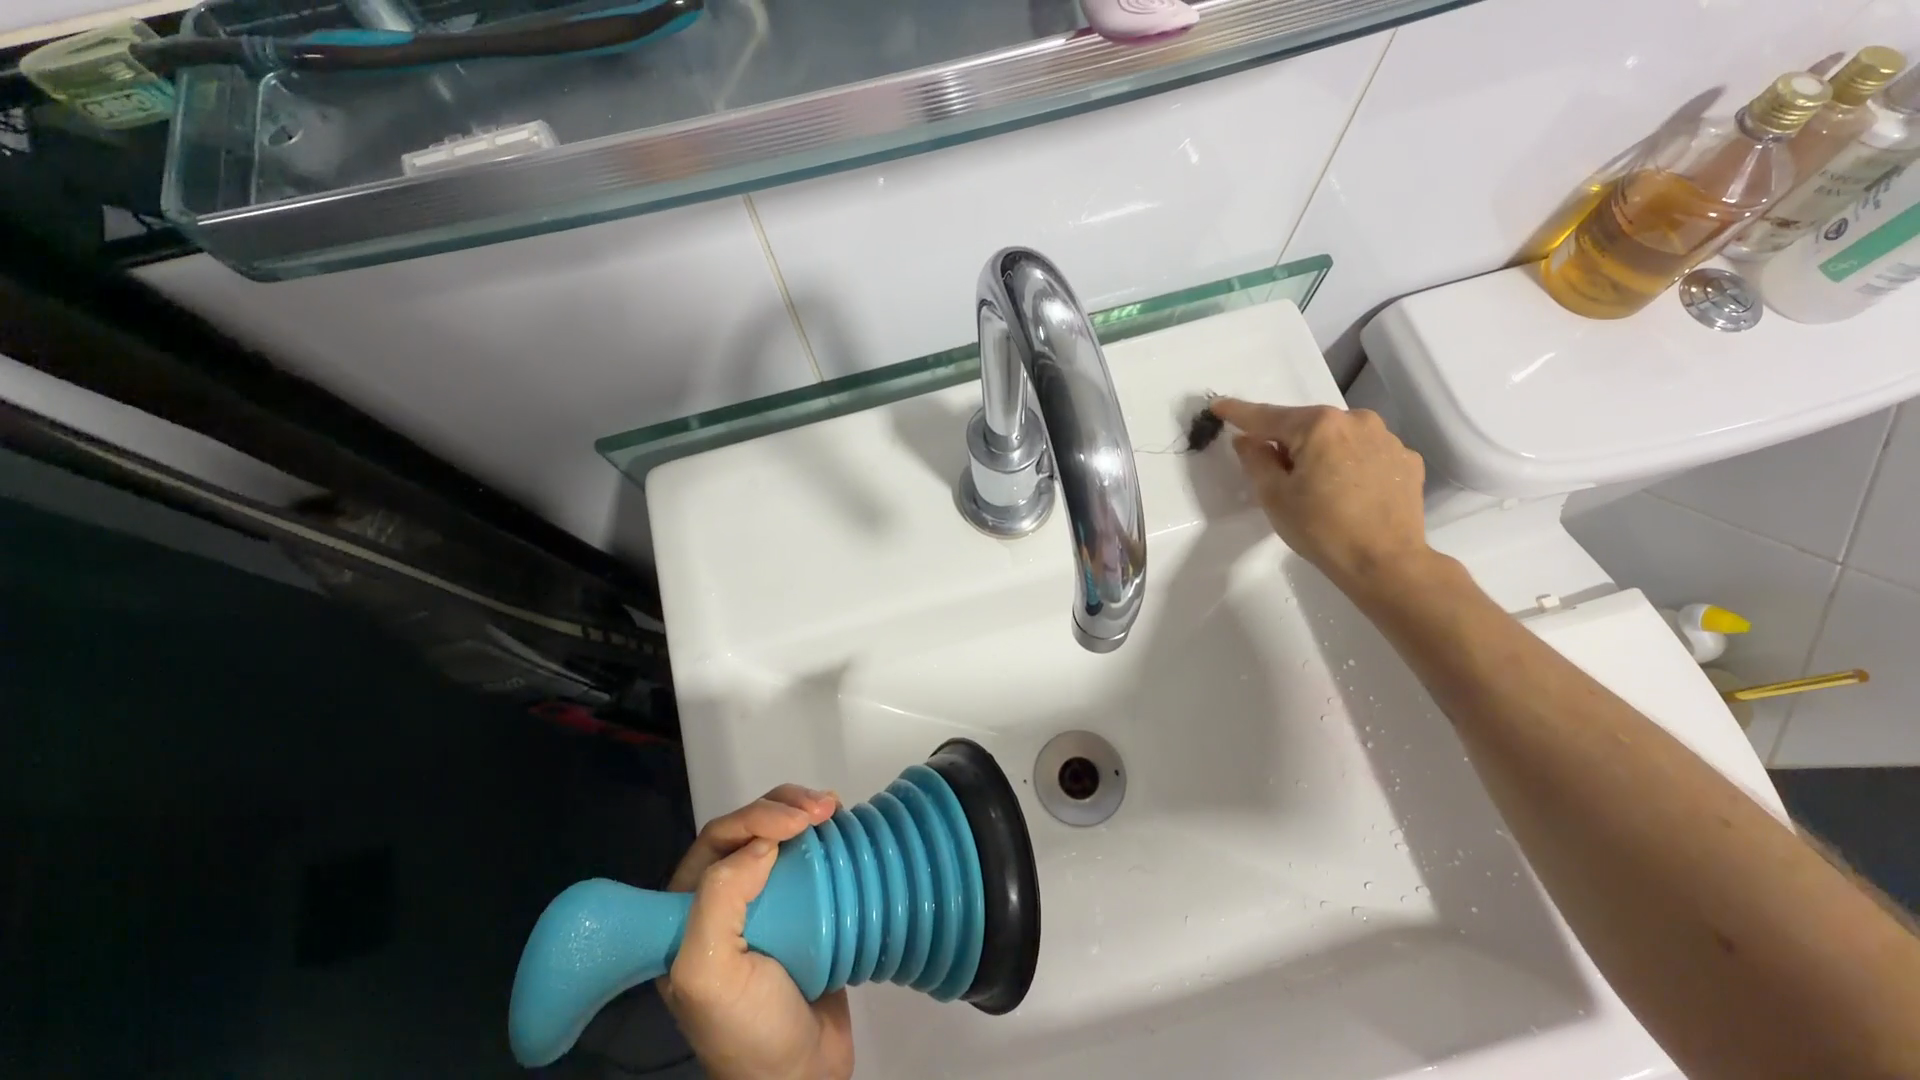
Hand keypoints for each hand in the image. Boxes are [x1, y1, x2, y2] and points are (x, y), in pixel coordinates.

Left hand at [659, 785, 853, 1079]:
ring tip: (835, 809)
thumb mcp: (709, 972)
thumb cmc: (747, 1028)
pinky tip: (843, 829)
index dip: (754, 818)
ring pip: (782, 840)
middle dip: (784, 807)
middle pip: (750, 831)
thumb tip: (764, 843)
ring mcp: (768, 906)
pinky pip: (812, 863)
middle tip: (824, 807)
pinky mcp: (806, 912)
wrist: (802, 1077)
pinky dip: (828, 839)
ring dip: (806, 814)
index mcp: (688, 912)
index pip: (716, 842)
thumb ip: (719, 901)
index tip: (797, 822)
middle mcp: (724, 902)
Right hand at [1210, 398, 1433, 592]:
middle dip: (1289, 441)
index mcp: (1319, 426)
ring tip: (1320, 486)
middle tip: (1278, 472)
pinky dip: (1352, 465)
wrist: (1385, 563)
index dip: (1239, 413)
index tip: (1218, 406)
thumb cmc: (1321, 529)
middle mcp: (1356, 420)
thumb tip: (1247, 439)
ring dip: (1324, 452)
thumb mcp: (1274, 497)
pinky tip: (1350, 492)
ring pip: (1340, 438)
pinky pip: (1367, 453)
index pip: (1269, 416)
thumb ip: (1255, 460)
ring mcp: (1387, 438)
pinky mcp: (1406, 460)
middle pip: (1308, 425)